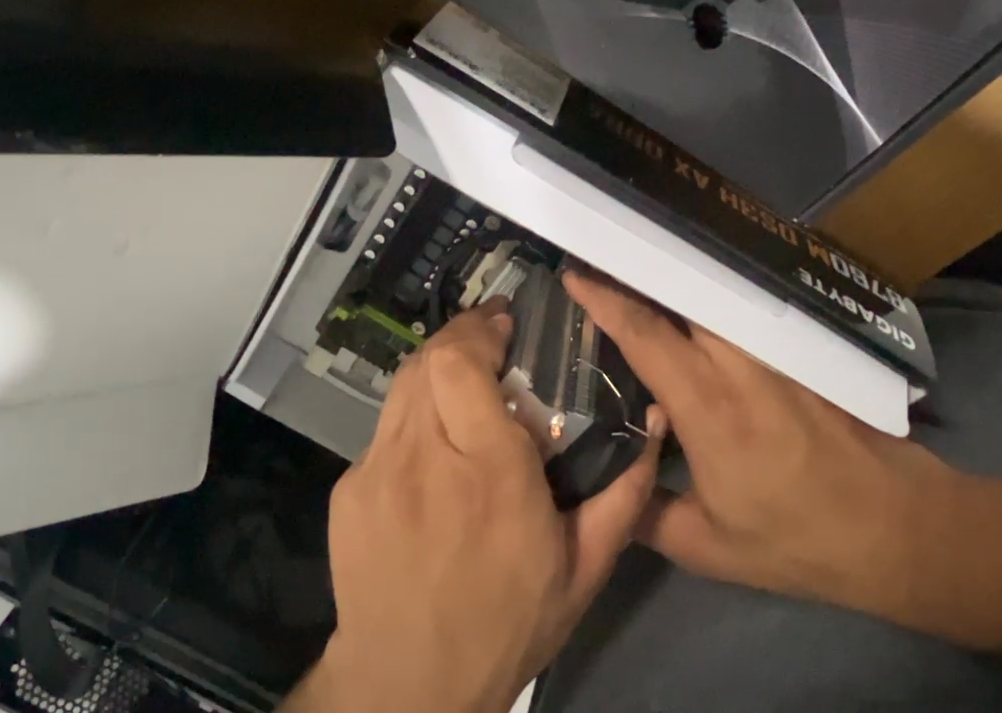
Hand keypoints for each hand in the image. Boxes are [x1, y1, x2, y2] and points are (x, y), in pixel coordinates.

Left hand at [285, 300, 665, 712]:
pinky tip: (433, 452)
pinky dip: (413, 420)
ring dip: (436, 371)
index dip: (480, 330)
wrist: (408, 684)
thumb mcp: (582, 569)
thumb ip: (622, 493)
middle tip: (491, 345)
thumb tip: (654, 425)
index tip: (505, 324)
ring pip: (402, 386)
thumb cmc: (506, 624)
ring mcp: (376, 472)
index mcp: (489, 473)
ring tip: (464, 386)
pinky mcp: (348, 490)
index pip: (462, 364)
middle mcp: (425, 459)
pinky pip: (384, 430)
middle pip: (427, 360)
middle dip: (460, 338)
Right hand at [564, 271, 956, 611]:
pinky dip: (712, 301)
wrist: (900, 527)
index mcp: (708, 405)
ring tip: (640, 277)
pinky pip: (744, 312)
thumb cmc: (799, 539)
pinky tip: (698, 309)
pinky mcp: (802, 352)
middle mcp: (739, 362)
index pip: (645, 333)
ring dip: (675, 283)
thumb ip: (644, 515)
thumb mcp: (709, 547)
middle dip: (637, 272)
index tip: (574, 274)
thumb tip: (601, 488)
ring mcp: (775, 351)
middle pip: (680, 295)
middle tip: (599, 262)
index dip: (605, 299)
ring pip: (714, 297)